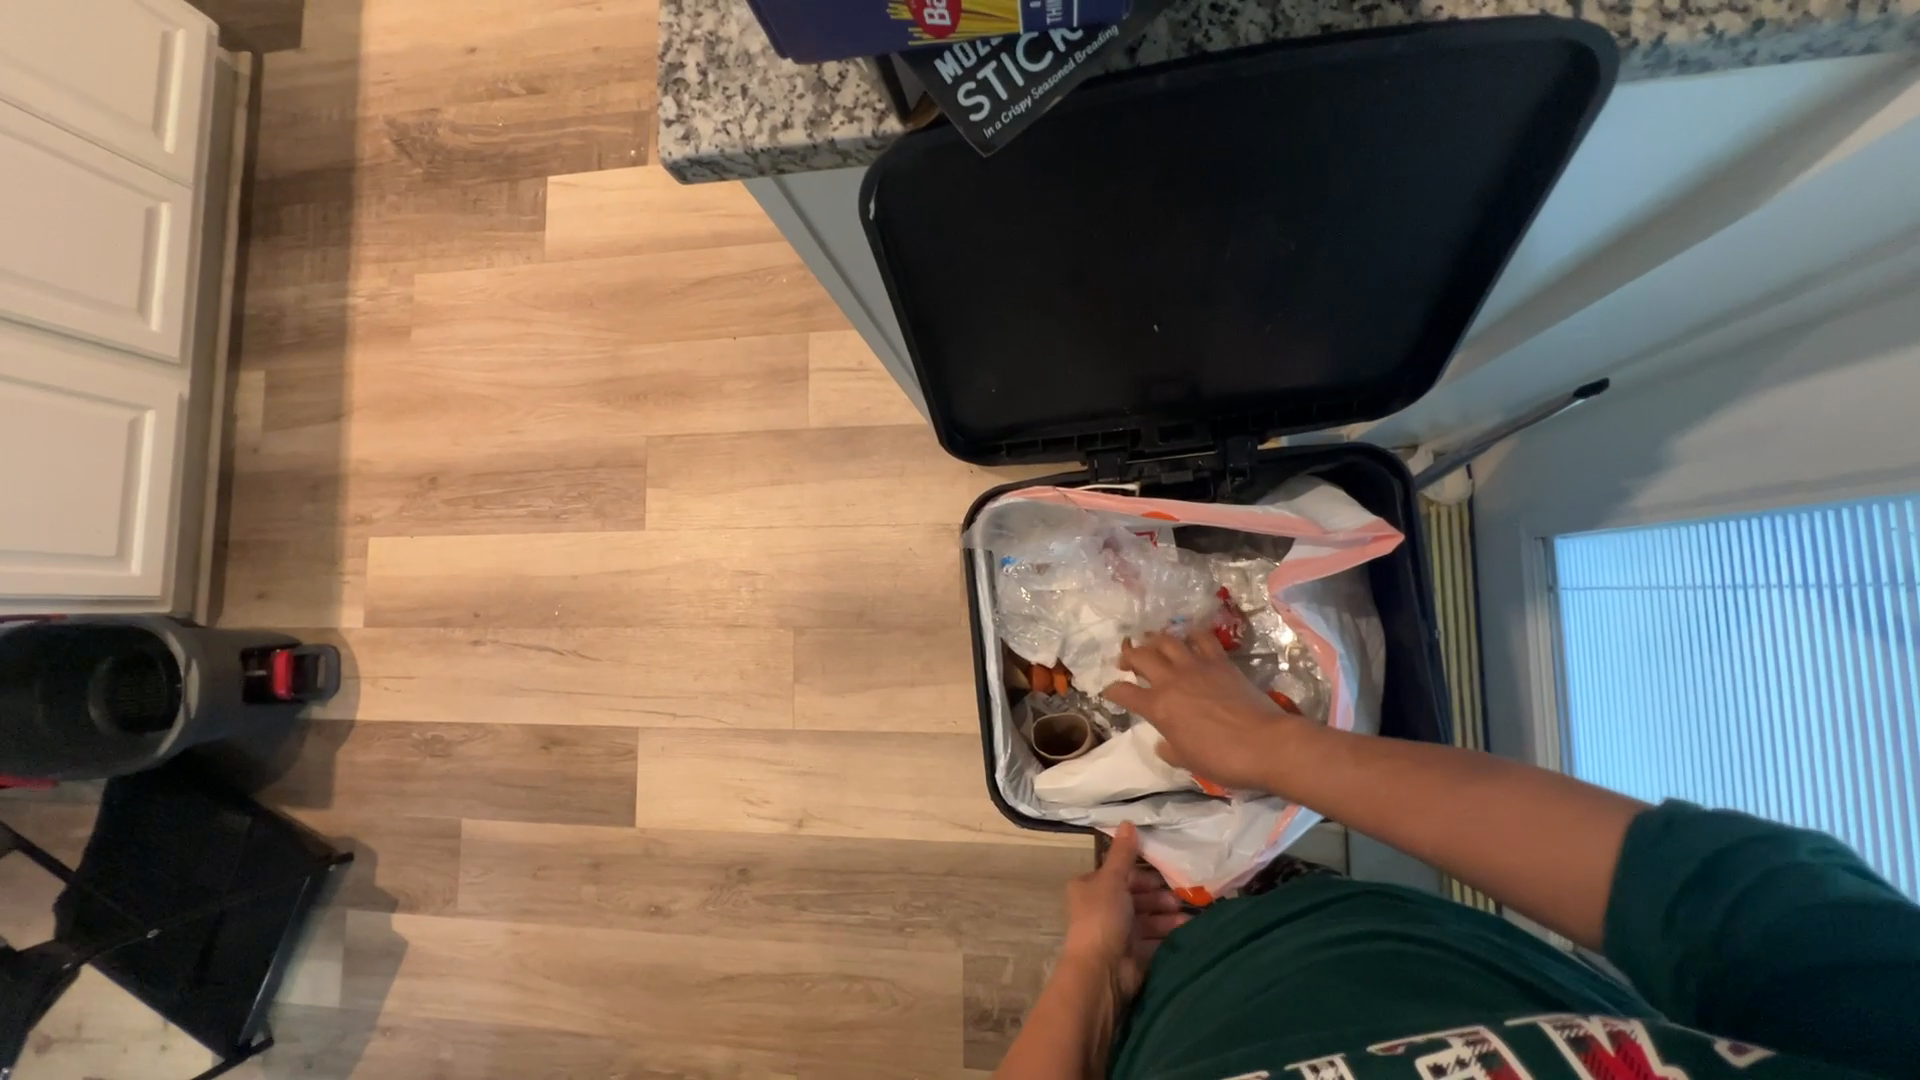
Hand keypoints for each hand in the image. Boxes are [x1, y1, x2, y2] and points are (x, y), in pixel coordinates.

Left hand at [1061, 823, 1190, 999]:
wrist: (1101, 971)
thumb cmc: (1102, 918)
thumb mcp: (1112, 879)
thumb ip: (1123, 853)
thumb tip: (1127, 821)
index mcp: (1091, 888)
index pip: (1122, 875)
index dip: (1144, 875)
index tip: (1168, 875)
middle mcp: (1102, 909)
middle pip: (1137, 898)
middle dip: (1160, 898)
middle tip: (1184, 897)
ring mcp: (1118, 934)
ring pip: (1148, 920)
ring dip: (1169, 917)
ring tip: (1189, 917)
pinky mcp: (1132, 956)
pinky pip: (1154, 941)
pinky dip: (1169, 936)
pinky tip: (1188, 932)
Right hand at [1101, 630, 1310, 793]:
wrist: (1265, 744)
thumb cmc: (1222, 759)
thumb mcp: (1187, 761)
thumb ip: (1169, 749)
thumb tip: (1163, 743)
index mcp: (1158, 707)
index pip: (1123, 692)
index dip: (1112, 691)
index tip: (1109, 692)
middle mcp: (1171, 680)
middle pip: (1140, 656)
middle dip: (1127, 656)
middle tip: (1125, 660)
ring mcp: (1196, 666)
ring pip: (1167, 640)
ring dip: (1154, 640)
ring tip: (1151, 643)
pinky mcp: (1220, 661)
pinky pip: (1201, 638)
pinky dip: (1191, 635)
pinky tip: (1188, 638)